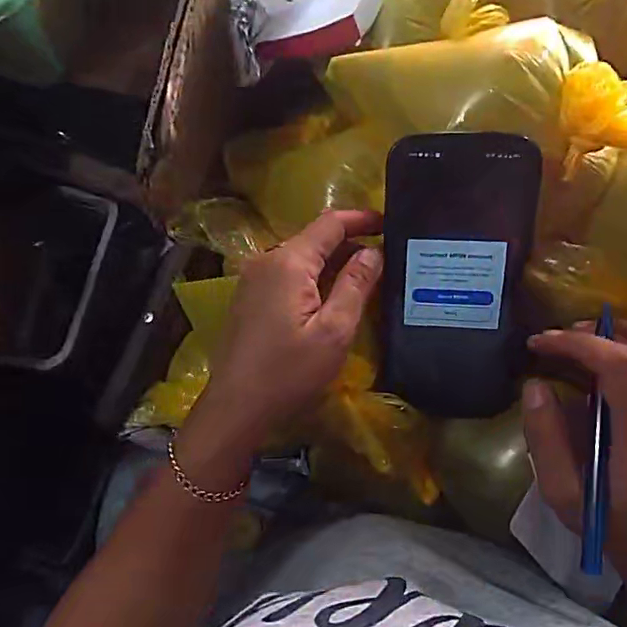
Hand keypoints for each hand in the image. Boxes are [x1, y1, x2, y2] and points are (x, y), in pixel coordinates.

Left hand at [190, 209, 382, 446]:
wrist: (236, 407)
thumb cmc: (289, 372)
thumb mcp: (334, 331)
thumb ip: (356, 286)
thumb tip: (373, 251)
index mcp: (289, 262)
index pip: (330, 223)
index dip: (362, 219)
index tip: (391, 223)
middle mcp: (266, 260)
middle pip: (315, 239)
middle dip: (351, 243)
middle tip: (387, 258)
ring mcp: (253, 279)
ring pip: (302, 258)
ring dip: (334, 263)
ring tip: (367, 278)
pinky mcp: (250, 298)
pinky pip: (289, 275)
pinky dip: (315, 278)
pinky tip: (333, 298)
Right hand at [522, 317, 626, 581]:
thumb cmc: (608, 522)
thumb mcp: (562, 493)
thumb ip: (546, 438)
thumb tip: (535, 385)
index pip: (619, 363)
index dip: (577, 343)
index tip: (539, 343)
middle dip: (593, 334)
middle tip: (555, 342)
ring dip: (620, 331)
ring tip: (583, 341)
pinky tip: (621, 338)